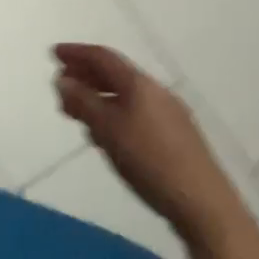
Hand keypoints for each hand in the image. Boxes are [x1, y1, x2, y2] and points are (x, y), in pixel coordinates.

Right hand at [52, 44, 246, 238]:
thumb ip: (81, 100)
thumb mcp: (105, 127)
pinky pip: (139, 113)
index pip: (103, 57)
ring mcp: (173, 116)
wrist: (205, 207)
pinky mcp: (180, 139)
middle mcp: (158, 93)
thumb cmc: (149, 159)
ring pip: (127, 96)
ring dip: (99, 98)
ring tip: (78, 113)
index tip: (53, 54)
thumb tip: (63, 79)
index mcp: (140, 84)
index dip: (76, 52)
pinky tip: (107, 134)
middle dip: (86, 76)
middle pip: (116, 75)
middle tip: (62, 85)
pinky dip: (116, 113)